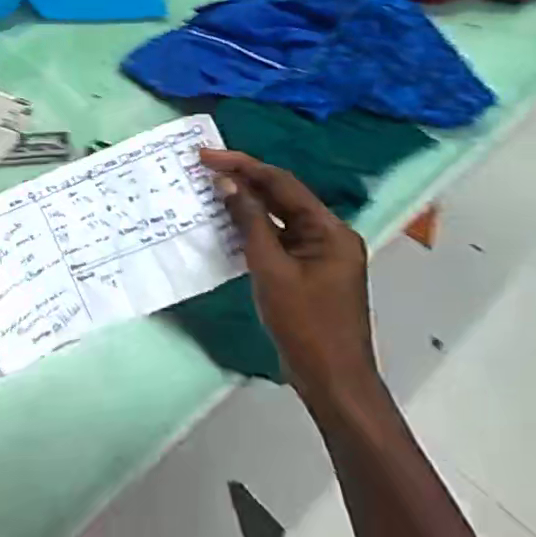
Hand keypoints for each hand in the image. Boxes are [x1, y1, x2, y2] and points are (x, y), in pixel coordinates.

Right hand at [202, 149, 377, 406]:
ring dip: (246, 201)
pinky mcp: (308, 269)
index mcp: (329, 230)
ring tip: (210, 186)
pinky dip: (253, 225)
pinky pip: (278, 235)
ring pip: (278, 215)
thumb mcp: (270, 267)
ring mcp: (319, 253)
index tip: (205, 156)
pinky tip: (227, 221)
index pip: (281, 183)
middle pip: (282, 195)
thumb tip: (227, 183)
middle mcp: (329, 235)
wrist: (332, 380)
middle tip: (203, 165)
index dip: (242, 165)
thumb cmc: (304, 323)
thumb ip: (249, 221)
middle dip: (243, 178)